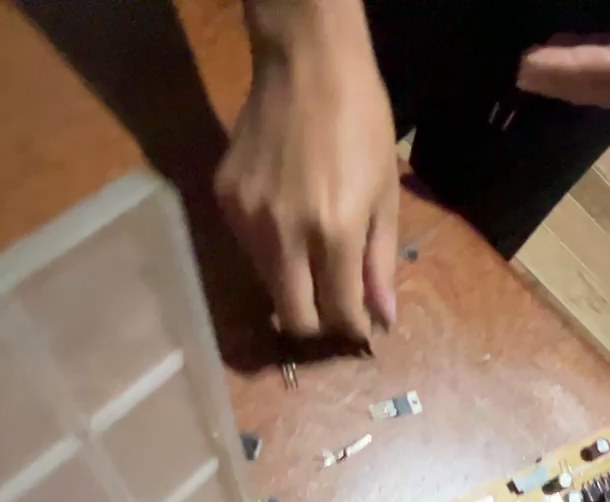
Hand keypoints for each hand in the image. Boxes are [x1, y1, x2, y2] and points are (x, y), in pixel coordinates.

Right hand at [218, 0, 398, 338]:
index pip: (339, 313)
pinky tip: (290, 229)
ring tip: (316, 264)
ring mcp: (247, 218)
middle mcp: (284, 234)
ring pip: (271, 288)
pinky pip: (251, 253)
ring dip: (297, 290)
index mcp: (334, 233)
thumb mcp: (385, 197)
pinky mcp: (225, 200)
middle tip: (336, 312)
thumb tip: (382, 318)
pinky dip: (275, 257)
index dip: (354, 331)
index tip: (362, 330)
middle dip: (320, 327)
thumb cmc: (361, 126)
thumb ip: (380, 264)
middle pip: (295, 317)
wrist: (306, 62)